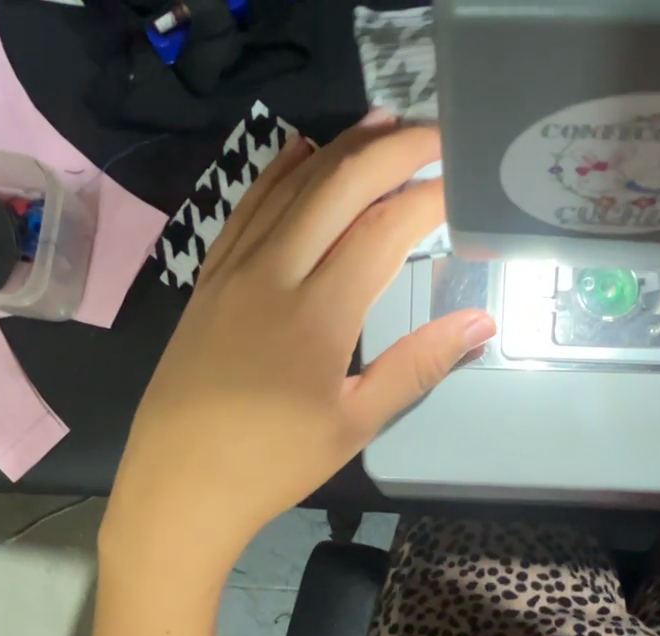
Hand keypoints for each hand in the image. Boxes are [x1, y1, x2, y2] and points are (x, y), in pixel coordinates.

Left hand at [104, 117, 496, 570]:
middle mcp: (273, 274)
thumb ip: (417, 366)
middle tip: (432, 135)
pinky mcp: (207, 281)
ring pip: (289, 188)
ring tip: (380, 125)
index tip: (460, 184)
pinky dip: (277, 174)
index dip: (426, 199)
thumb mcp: (354, 424)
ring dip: (338, 150)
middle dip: (389, 151)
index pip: (382, 230)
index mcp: (317, 313)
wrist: (179, 486)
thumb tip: (480, 322)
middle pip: (336, 187)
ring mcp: (232, 272)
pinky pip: (245, 210)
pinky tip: (299, 155)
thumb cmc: (272, 465)